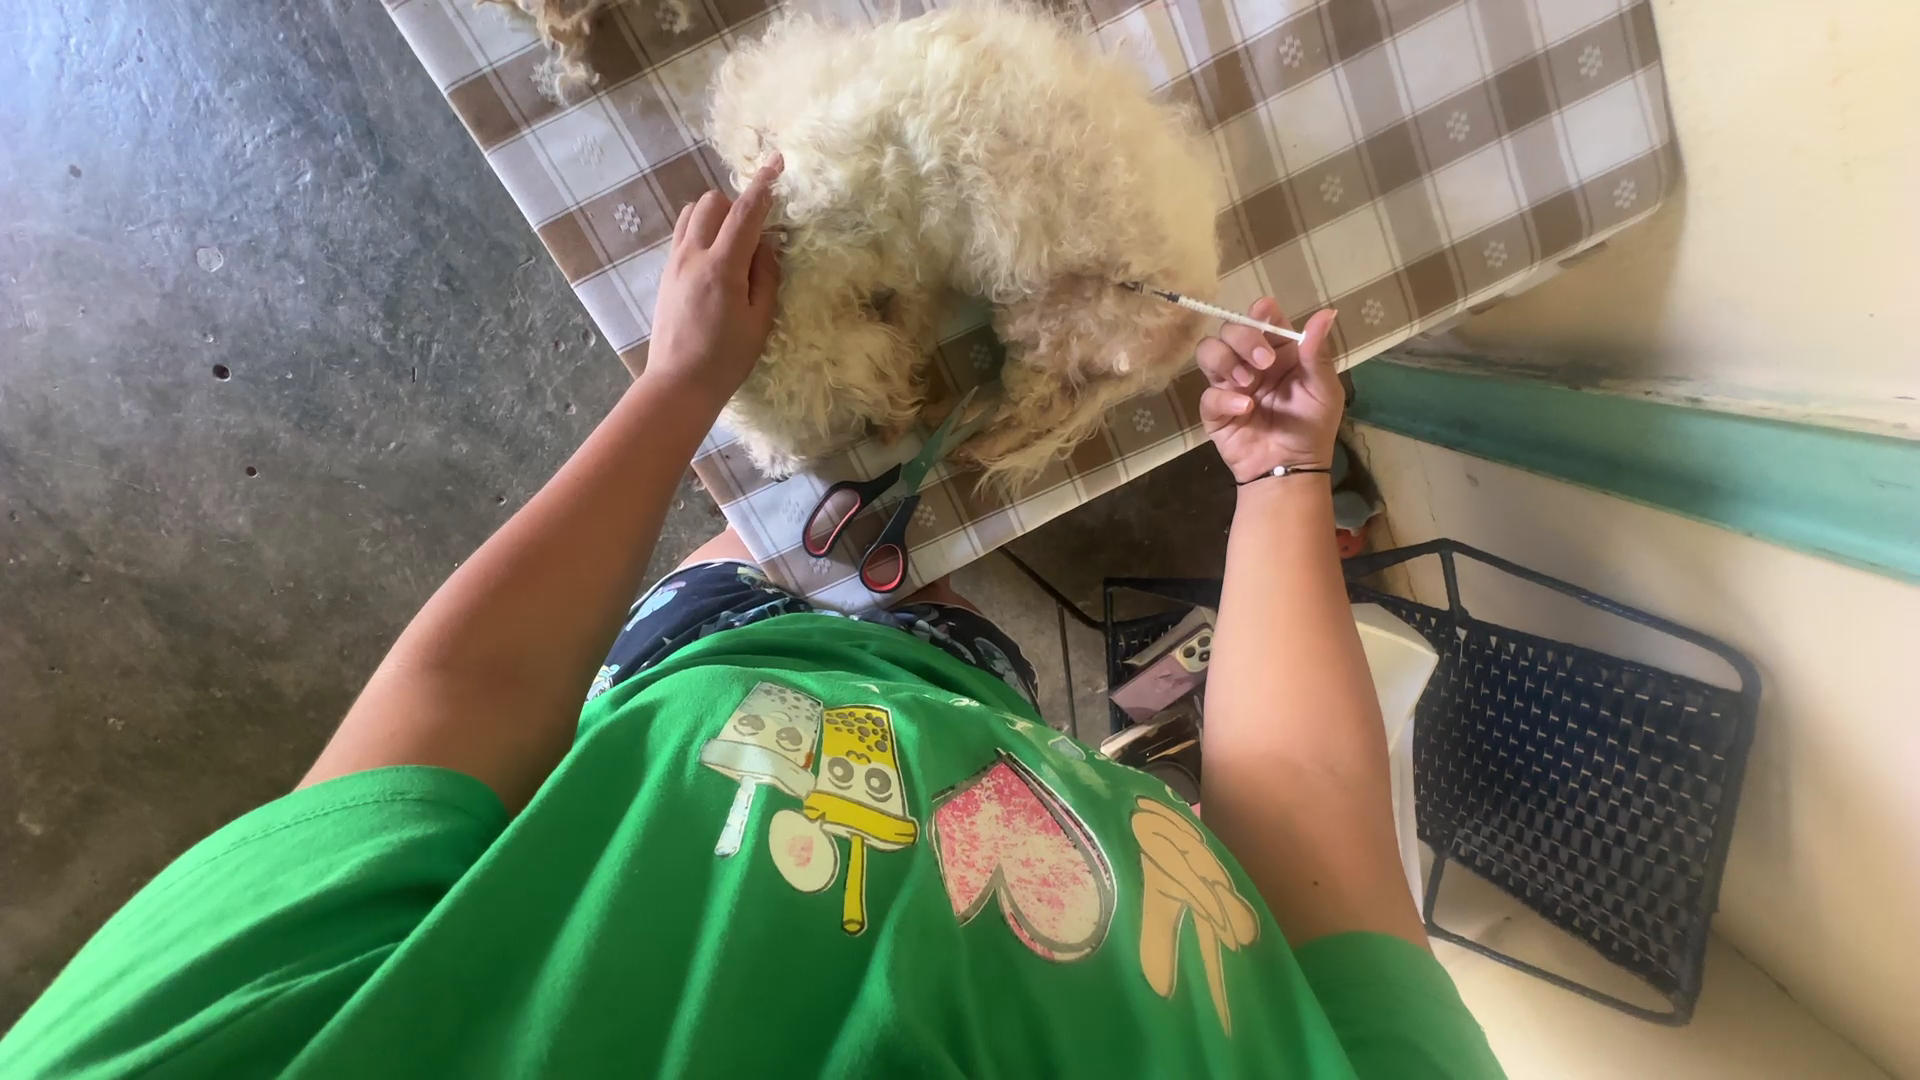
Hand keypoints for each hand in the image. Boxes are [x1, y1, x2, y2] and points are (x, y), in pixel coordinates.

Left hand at [641, 156, 783, 407]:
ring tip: (735, 246)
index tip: (777, 163)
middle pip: (713, 202)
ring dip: (718, 215)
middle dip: (738, 205)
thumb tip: (767, 243)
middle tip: (756, 236)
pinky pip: (684, 232)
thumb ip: (766, 276)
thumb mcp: (760, 321)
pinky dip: (703, 230)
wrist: (680, 382)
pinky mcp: (667, 271)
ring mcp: (675, 261)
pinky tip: (716, 258)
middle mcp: (693, 255)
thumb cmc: (728, 358)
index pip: (745, 213)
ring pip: (694, 212)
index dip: (764, 185)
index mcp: (722, 268)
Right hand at [1196, 299, 1340, 484]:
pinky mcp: (1213, 410)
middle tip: (1265, 362)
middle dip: (1243, 339)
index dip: (1259, 312)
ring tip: (1247, 382)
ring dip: (1226, 360)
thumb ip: (1317, 353)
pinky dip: (1224, 399)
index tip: (1263, 312)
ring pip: (1208, 353)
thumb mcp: (1324, 389)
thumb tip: (1326, 312)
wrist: (1290, 467)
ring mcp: (1228, 385)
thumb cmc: (1311, 427)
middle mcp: (1249, 363)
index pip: (1262, 319)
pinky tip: (1245, 409)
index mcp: (1279, 352)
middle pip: (1229, 331)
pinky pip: (1208, 395)